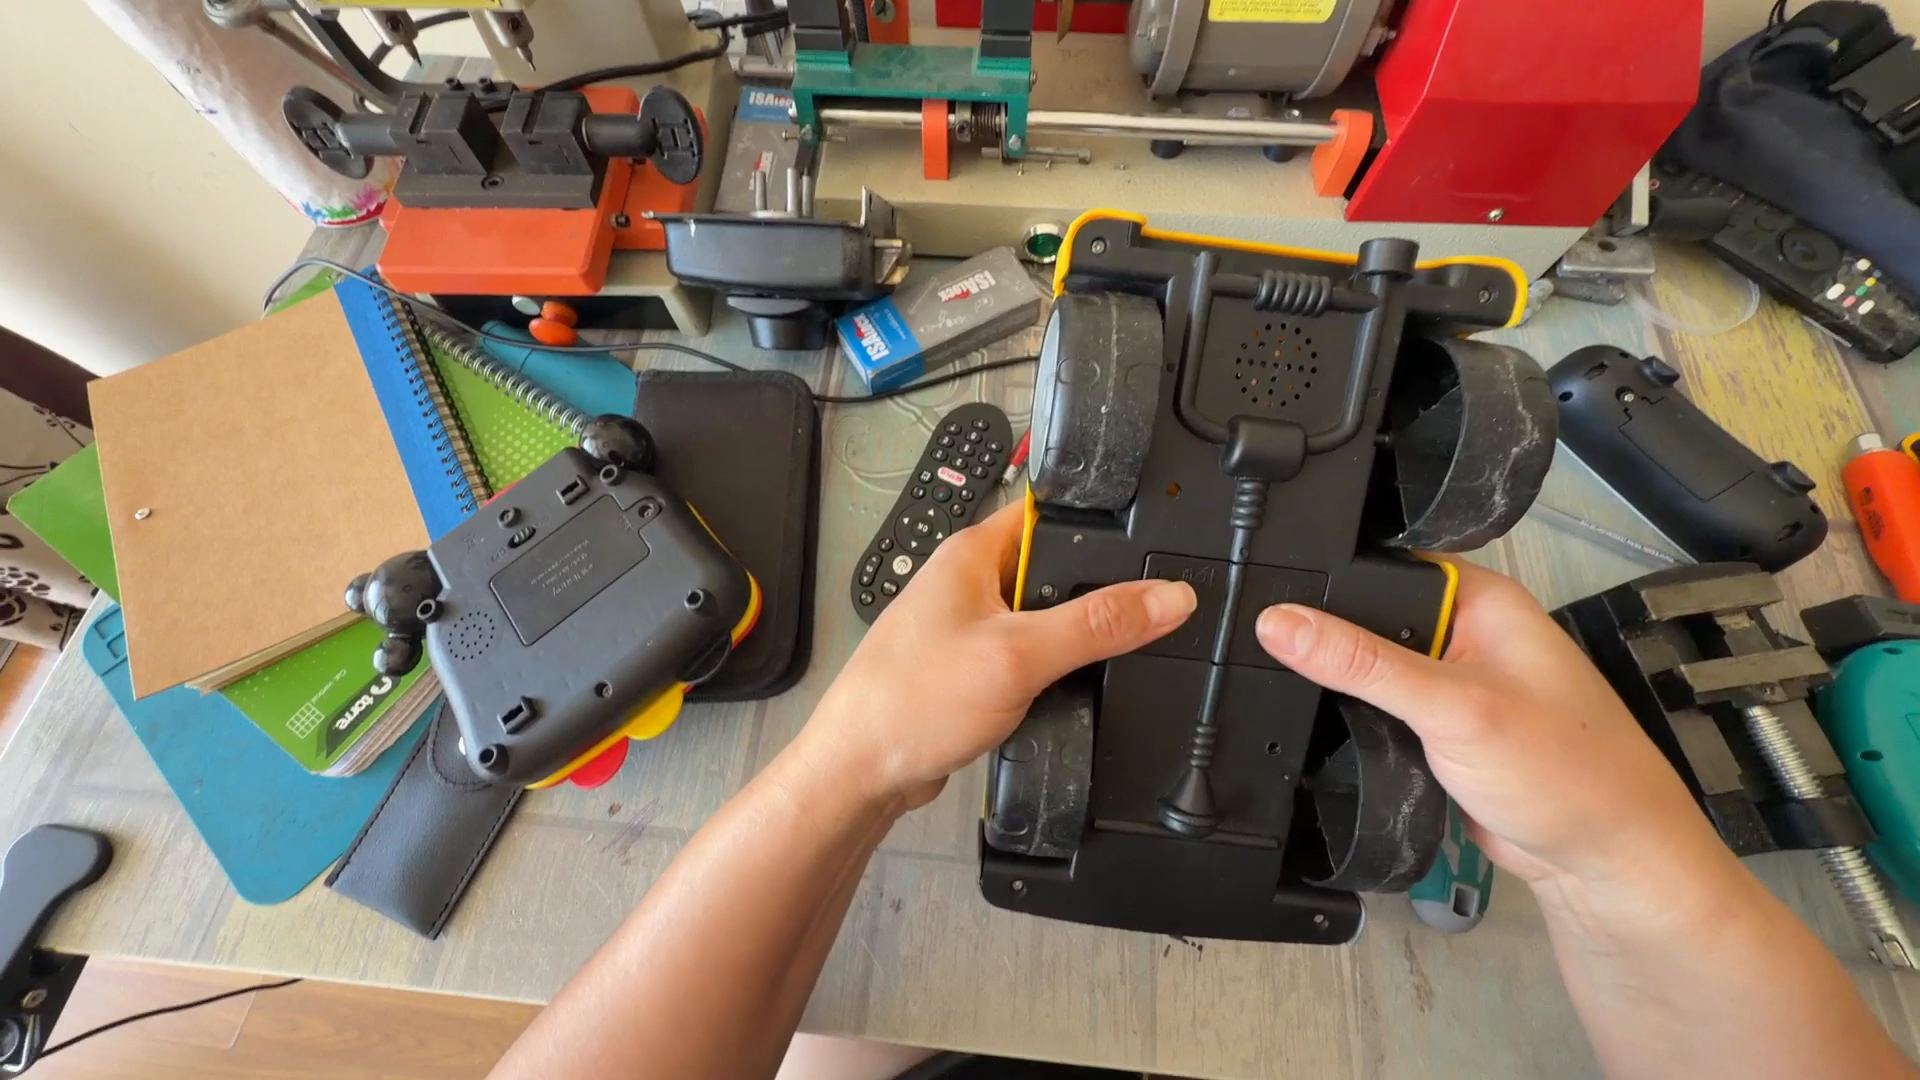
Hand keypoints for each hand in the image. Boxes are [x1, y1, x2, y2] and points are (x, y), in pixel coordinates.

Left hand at [804, 503, 1196, 811]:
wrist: (862, 771)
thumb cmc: (916, 698)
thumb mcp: (1017, 655)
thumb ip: (1096, 625)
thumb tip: (1169, 597)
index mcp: (973, 552)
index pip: (1046, 513)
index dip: (1099, 521)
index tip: (1155, 540)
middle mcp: (971, 581)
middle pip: (1052, 567)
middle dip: (1097, 586)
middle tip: (1152, 606)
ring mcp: (970, 625)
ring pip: (1042, 616)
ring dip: (1075, 633)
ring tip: (1124, 647)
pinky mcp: (973, 666)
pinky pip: (1027, 653)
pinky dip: (1054, 665)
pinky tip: (1080, 681)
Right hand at [1252, 559, 1725, 905]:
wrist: (1603, 869)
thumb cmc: (1560, 771)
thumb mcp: (1451, 706)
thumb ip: (1360, 662)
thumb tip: (1274, 621)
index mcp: (1477, 599)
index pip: (1383, 565)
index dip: (1324, 571)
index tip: (1259, 582)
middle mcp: (1458, 630)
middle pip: (1366, 614)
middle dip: (1318, 629)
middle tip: (1252, 634)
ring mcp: (1443, 679)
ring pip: (1364, 663)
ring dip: (1328, 674)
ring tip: (1262, 665)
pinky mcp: (1430, 723)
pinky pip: (1372, 702)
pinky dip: (1343, 708)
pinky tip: (1304, 707)